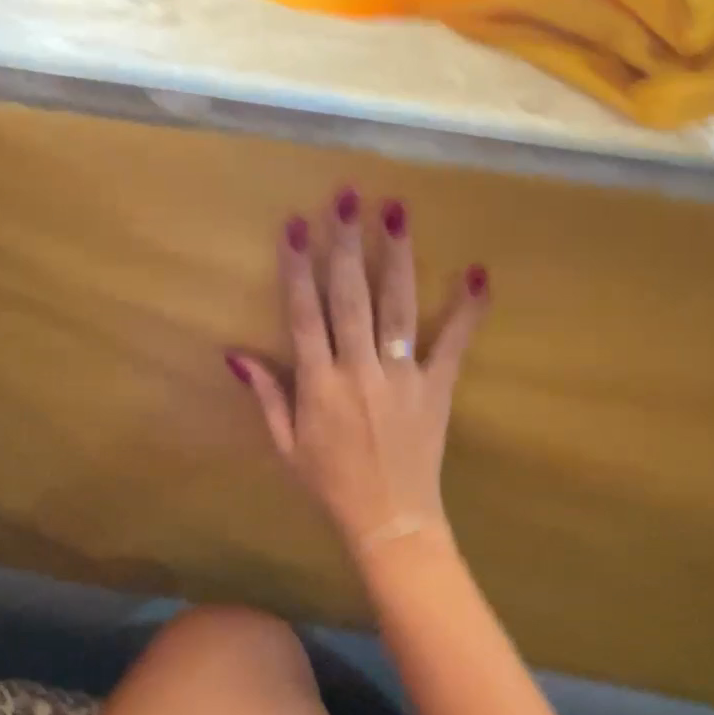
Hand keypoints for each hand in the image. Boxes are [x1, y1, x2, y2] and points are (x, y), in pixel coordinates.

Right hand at [229, 190, 488, 554]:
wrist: (388, 519)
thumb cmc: (330, 484)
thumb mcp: (286, 446)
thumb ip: (266, 397)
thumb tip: (235, 355)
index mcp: (318, 384)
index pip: (304, 315)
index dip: (297, 268)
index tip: (295, 225)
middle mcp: (358, 370)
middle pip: (350, 297)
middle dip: (346, 244)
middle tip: (347, 195)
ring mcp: (402, 376)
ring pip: (397, 307)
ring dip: (396, 256)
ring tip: (396, 210)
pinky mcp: (437, 387)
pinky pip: (455, 343)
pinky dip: (468, 309)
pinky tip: (478, 271)